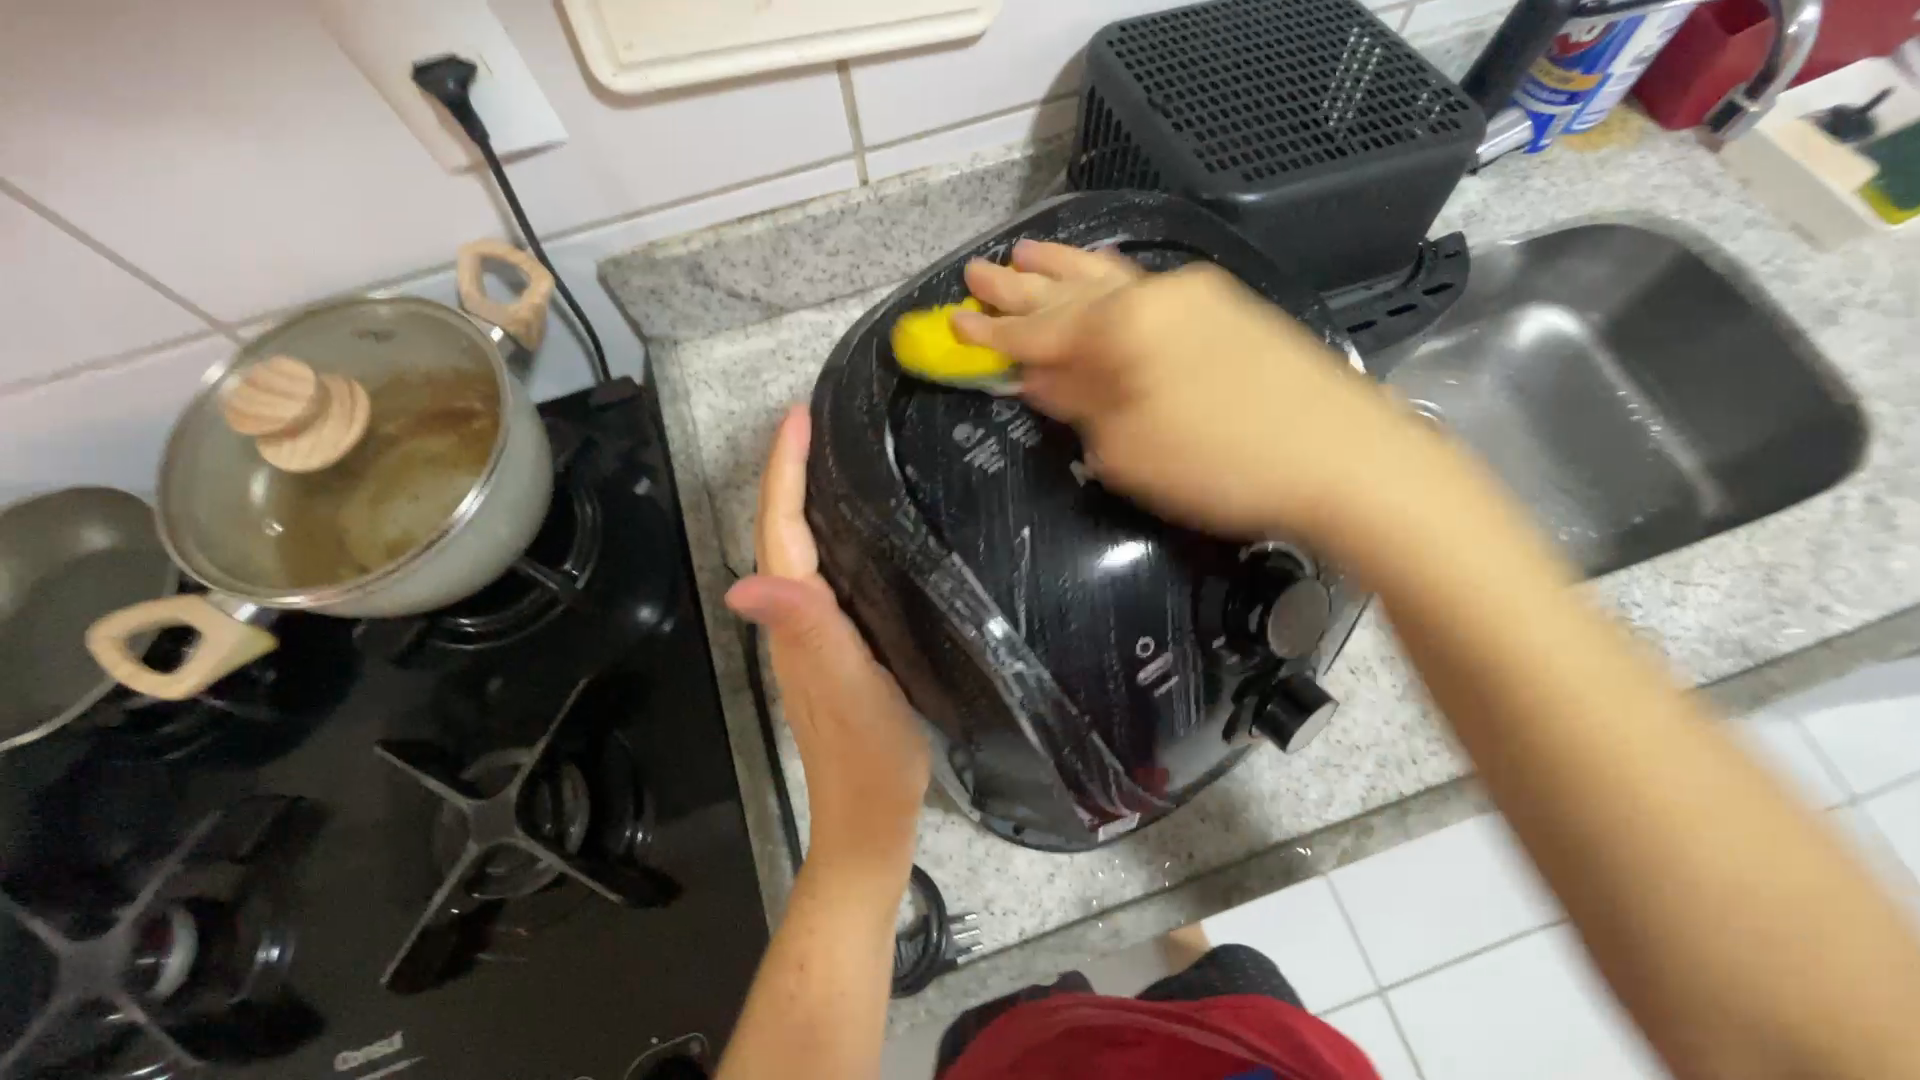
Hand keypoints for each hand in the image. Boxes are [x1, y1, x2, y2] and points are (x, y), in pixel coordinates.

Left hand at [725, 406, 929, 880]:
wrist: (872, 818)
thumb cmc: (868, 754)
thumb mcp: (846, 688)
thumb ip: (806, 633)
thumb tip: (743, 583)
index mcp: (797, 618)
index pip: (781, 532)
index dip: (785, 473)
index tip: (799, 417)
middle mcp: (796, 619)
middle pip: (784, 534)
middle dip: (792, 474)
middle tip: (818, 424)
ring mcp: (815, 635)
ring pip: (804, 553)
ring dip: (809, 502)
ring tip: (837, 459)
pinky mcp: (838, 648)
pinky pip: (828, 576)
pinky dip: (835, 539)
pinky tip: (864, 533)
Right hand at [955, 240, 1428, 548]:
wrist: (1343, 457)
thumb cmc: (1223, 464)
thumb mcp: (1131, 450)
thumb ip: (1078, 407)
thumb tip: (1037, 380)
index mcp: (1121, 330)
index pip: (1038, 333)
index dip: (991, 335)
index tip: (952, 323)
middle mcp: (1152, 298)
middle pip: (1069, 293)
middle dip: (1018, 289)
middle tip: (975, 274)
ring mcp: (1194, 298)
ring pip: (1110, 278)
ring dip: (1063, 269)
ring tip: (1024, 254)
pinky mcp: (1226, 311)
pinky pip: (1145, 288)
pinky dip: (1110, 283)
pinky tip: (1099, 279)